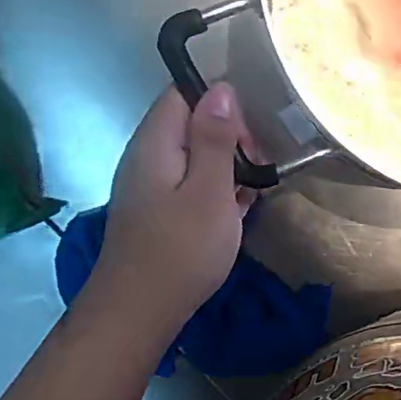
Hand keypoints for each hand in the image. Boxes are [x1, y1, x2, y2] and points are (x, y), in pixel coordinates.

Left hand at [86, 84, 259, 325]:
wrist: (142, 310)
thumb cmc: (182, 248)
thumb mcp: (209, 189)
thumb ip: (215, 138)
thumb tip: (221, 89)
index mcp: (156, 143)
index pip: (182, 94)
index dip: (220, 102)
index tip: (251, 131)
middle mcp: (148, 156)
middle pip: (191, 123)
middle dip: (231, 136)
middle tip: (258, 166)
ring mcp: (152, 184)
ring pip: (196, 155)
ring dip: (229, 164)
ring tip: (255, 188)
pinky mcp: (161, 209)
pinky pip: (193, 181)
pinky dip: (219, 187)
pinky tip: (239, 208)